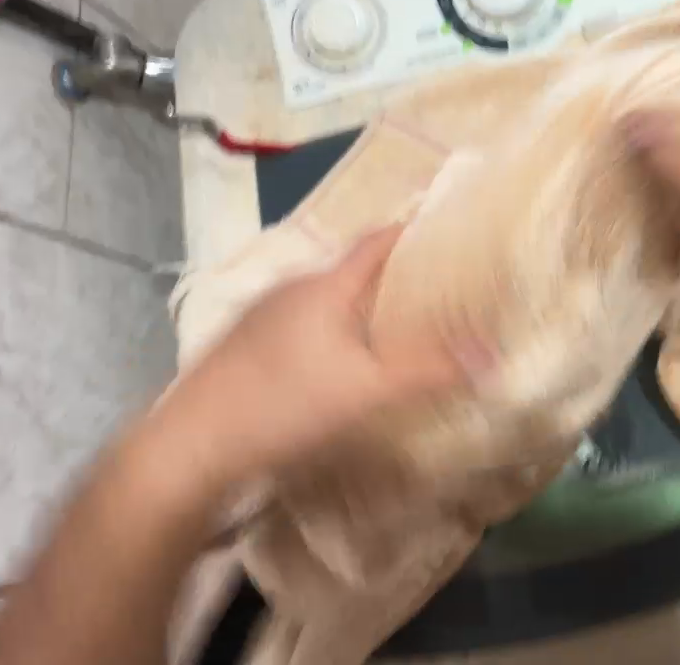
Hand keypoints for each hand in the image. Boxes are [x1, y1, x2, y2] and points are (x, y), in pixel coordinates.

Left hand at [143, 226, 493, 499]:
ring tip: (387, 330)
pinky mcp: (239, 345)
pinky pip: (297, 321)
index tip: (444, 228)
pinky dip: (325, 329)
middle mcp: (292, 287)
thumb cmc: (284, 405)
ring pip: (322, 297)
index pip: (378, 240)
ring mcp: (259, 315)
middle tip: (429, 291)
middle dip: (389, 275)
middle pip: (351, 269)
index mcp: (326, 285)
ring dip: (354, 306)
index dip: (411, 229)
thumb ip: (432, 371)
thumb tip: (495, 356)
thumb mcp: (369, 391)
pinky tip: (329, 365)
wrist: (184, 450)